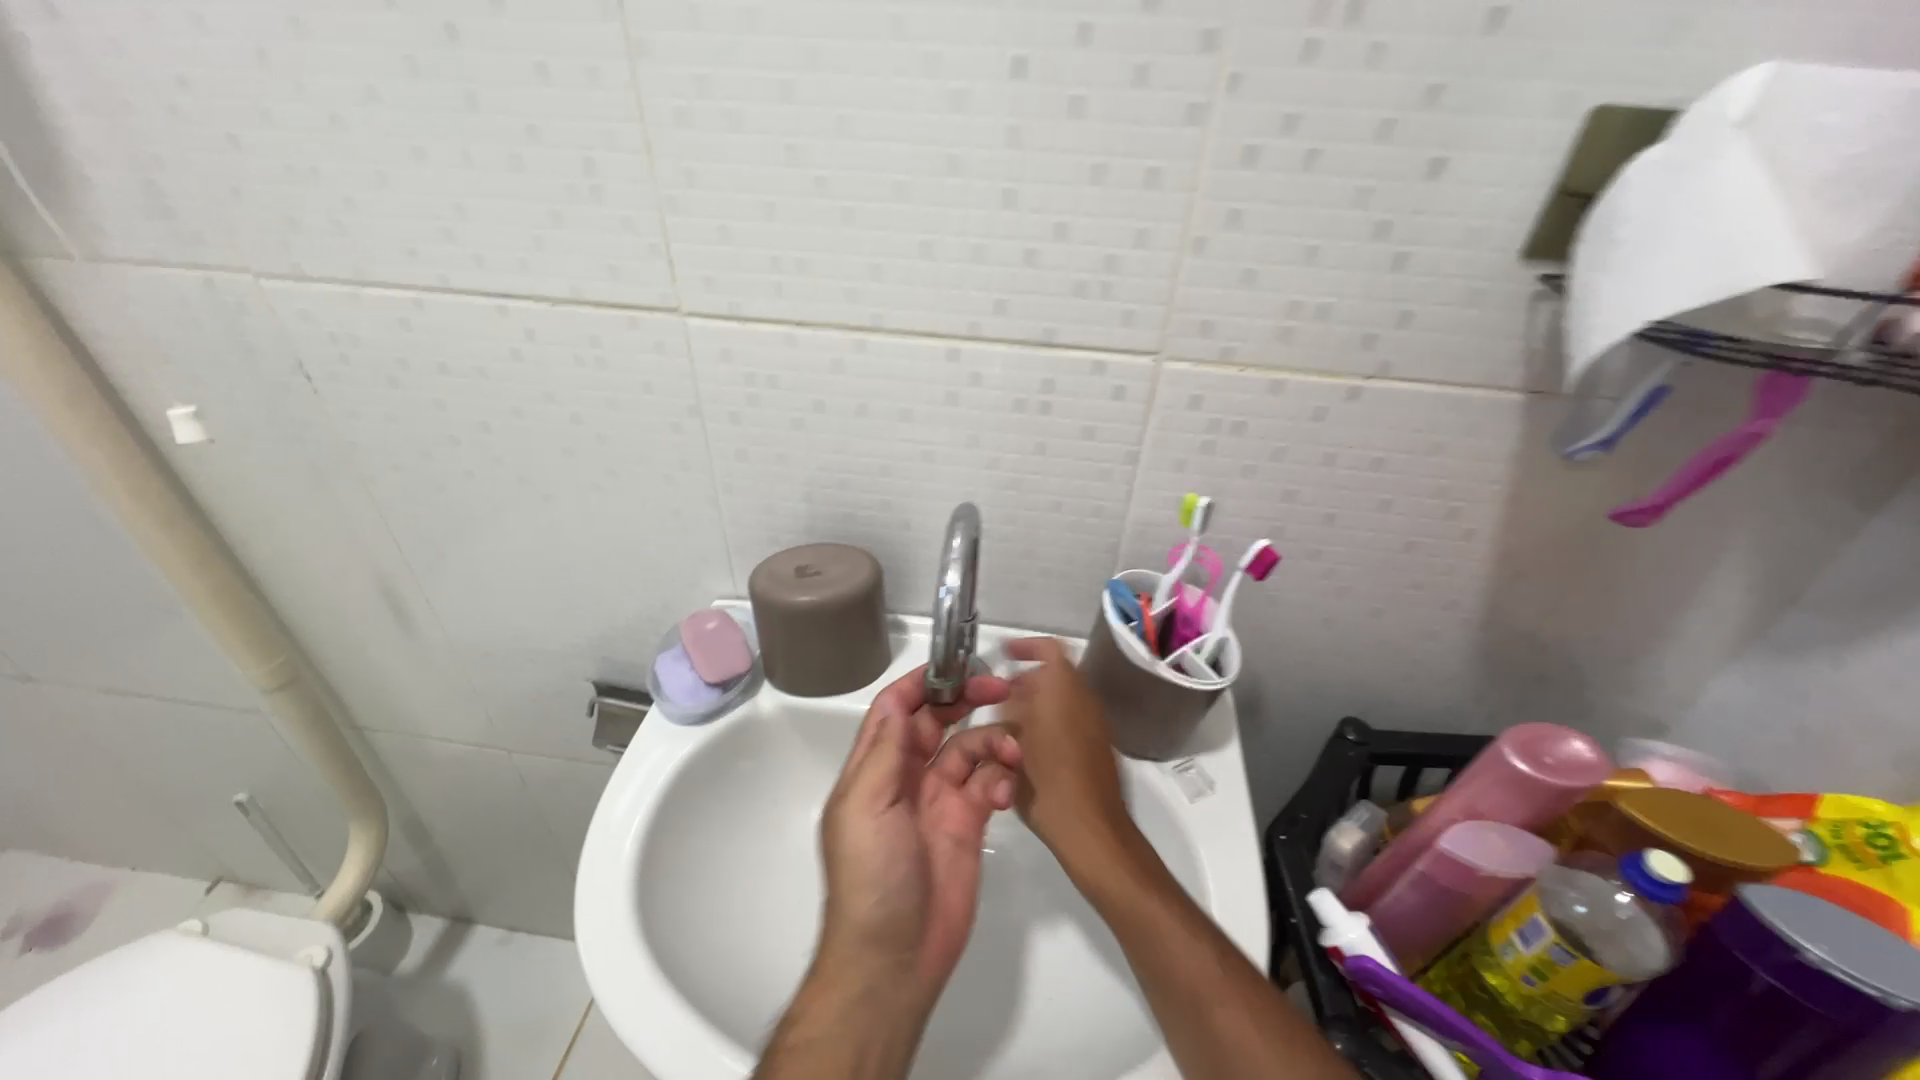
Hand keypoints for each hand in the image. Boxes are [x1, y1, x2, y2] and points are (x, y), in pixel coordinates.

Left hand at [818, 664, 1021, 1001]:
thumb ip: (885, 753)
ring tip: (1012, 751)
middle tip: (1000, 689)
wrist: (896, 956)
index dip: (922, 683)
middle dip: (965, 700)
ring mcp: (939, 802)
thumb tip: (899, 701)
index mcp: (874, 769)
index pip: (895, 710)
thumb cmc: (872, 878)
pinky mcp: (969, 825)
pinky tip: (1007, 792)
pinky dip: (1002, 779)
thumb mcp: (866, 808)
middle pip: (936, 722)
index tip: (955, 664)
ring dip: (991, 741)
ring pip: (969, 750)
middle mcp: (906, 778)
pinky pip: (989, 785)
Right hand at [1000, 638, 1136, 872]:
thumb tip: (1011, 695)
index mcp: (1065, 691)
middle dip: (1029, 678)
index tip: (1005, 655)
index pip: (1051, 649)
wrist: (1092, 829)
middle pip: (1059, 673)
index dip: (1028, 647)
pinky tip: (1030, 747)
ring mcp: (1098, 724)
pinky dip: (1053, 720)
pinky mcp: (1101, 747)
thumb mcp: (1013, 746)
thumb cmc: (1046, 783)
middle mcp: (1086, 700)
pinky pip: (1074, 718)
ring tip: (1009, 723)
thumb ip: (1010, 712)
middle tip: (1000, 694)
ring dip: (1040, 701)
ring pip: (1067, 697)